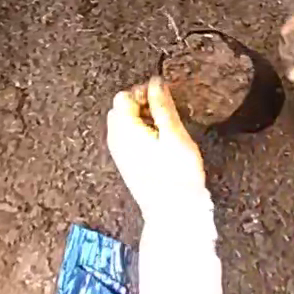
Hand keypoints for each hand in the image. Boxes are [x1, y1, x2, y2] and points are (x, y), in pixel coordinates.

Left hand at [106, 76, 207, 219]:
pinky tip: (159, 140)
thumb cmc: (177, 174)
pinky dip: (140, 130)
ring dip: (142, 116)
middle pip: (120, 107)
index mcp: (124, 130)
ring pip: (123, 121)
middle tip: (166, 112)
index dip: (144, 92)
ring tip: (165, 126)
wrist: (172, 212)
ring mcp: (119, 152)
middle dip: (141, 103)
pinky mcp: (126, 161)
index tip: (165, 98)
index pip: (124, 96)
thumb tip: (155, 82)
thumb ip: (162, 105)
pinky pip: (127, 136)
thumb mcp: (174, 134)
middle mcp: (116, 139)